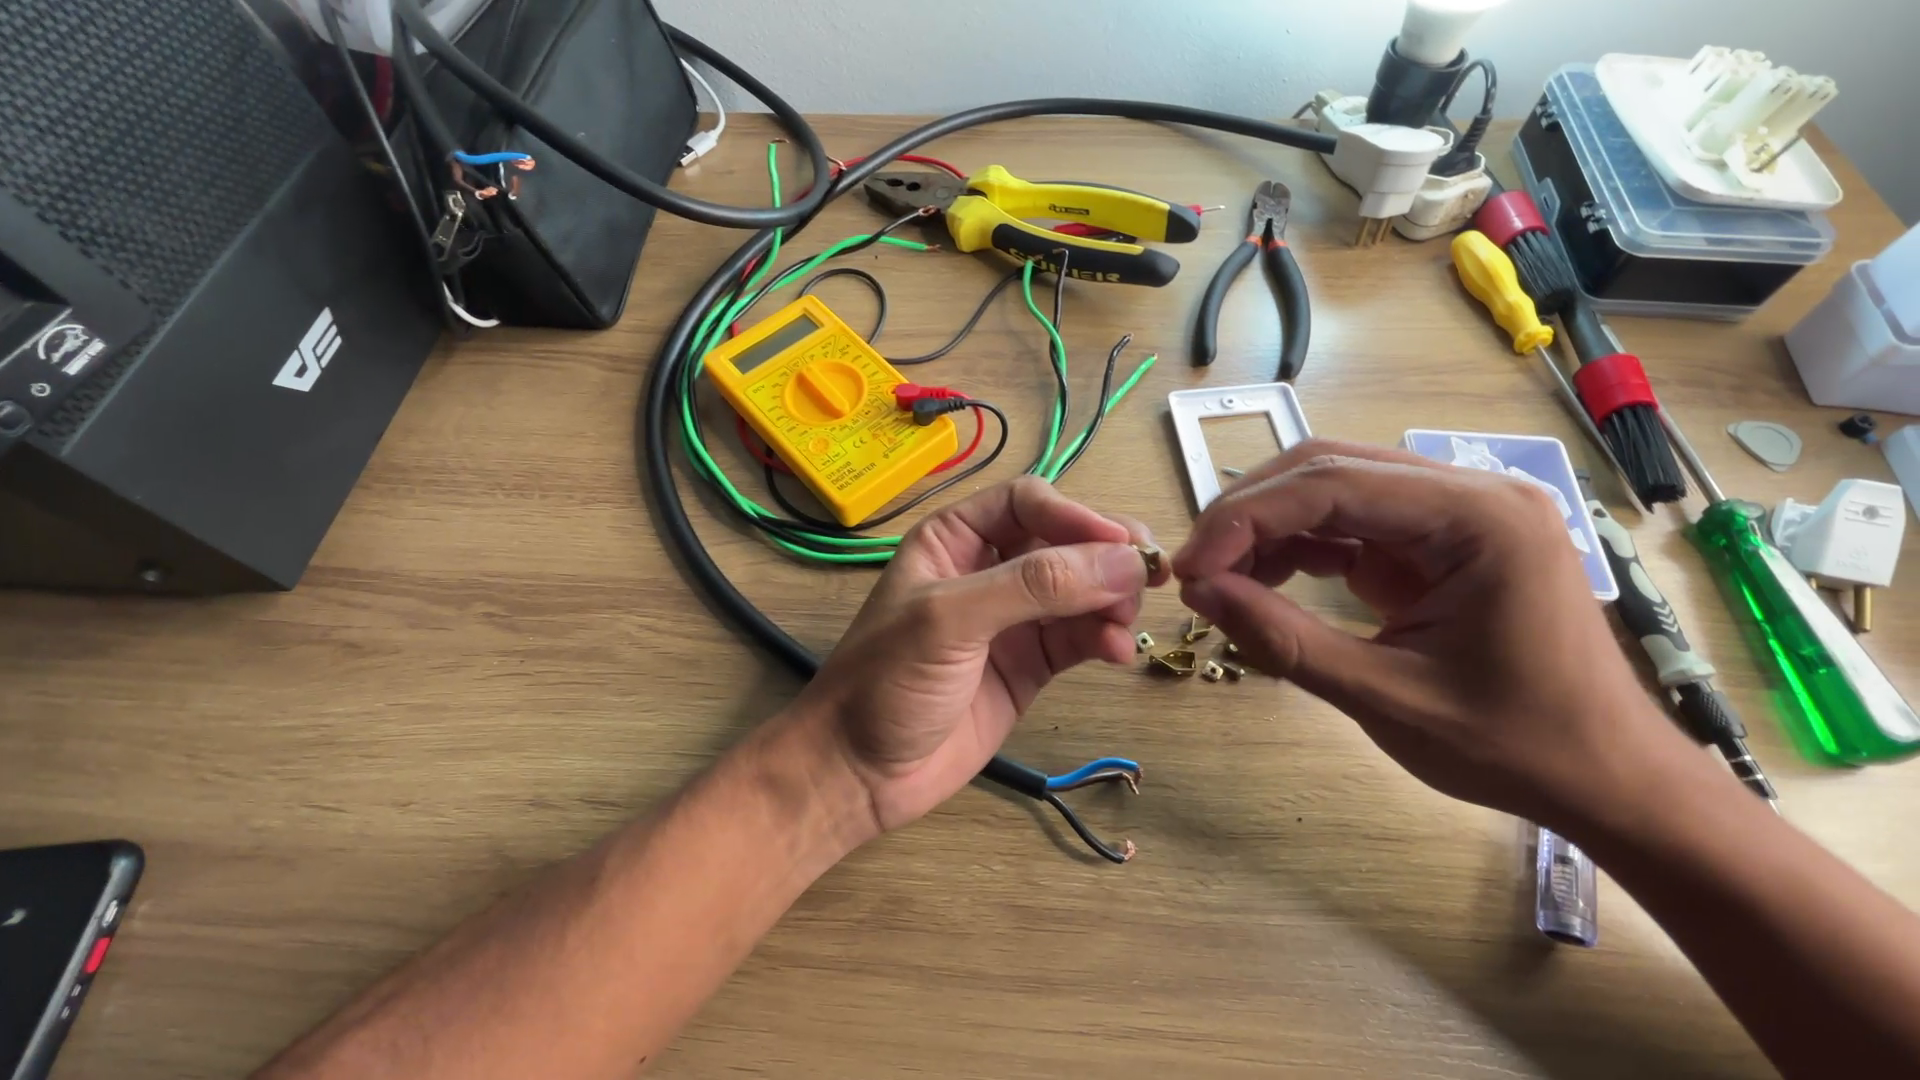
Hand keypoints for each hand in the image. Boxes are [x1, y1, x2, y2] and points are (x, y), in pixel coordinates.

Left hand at [793, 477, 1167, 834]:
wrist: (860, 773)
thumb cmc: (885, 681)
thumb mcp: (950, 620)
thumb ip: (1034, 585)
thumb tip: (1123, 560)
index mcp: (955, 539)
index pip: (1030, 503)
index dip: (1076, 516)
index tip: (1122, 544)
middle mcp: (988, 570)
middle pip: (1064, 542)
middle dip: (1105, 555)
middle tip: (1149, 574)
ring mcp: (1012, 619)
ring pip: (1081, 589)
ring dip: (1112, 598)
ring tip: (1126, 622)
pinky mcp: (1030, 664)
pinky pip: (1080, 637)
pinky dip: (1106, 638)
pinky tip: (1118, 651)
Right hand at [1172, 440, 1686, 826]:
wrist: (1608, 780)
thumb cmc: (1513, 747)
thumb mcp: (1385, 698)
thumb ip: (1283, 640)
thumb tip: (1198, 594)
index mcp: (1477, 518)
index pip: (1331, 485)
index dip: (1244, 520)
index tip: (1187, 572)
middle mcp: (1469, 493)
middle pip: (1327, 469)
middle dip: (1248, 515)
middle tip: (1195, 571)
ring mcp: (1457, 513)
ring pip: (1332, 489)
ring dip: (1268, 528)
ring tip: (1221, 581)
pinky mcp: (1441, 540)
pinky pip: (1352, 523)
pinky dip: (1299, 548)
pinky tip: (1265, 581)